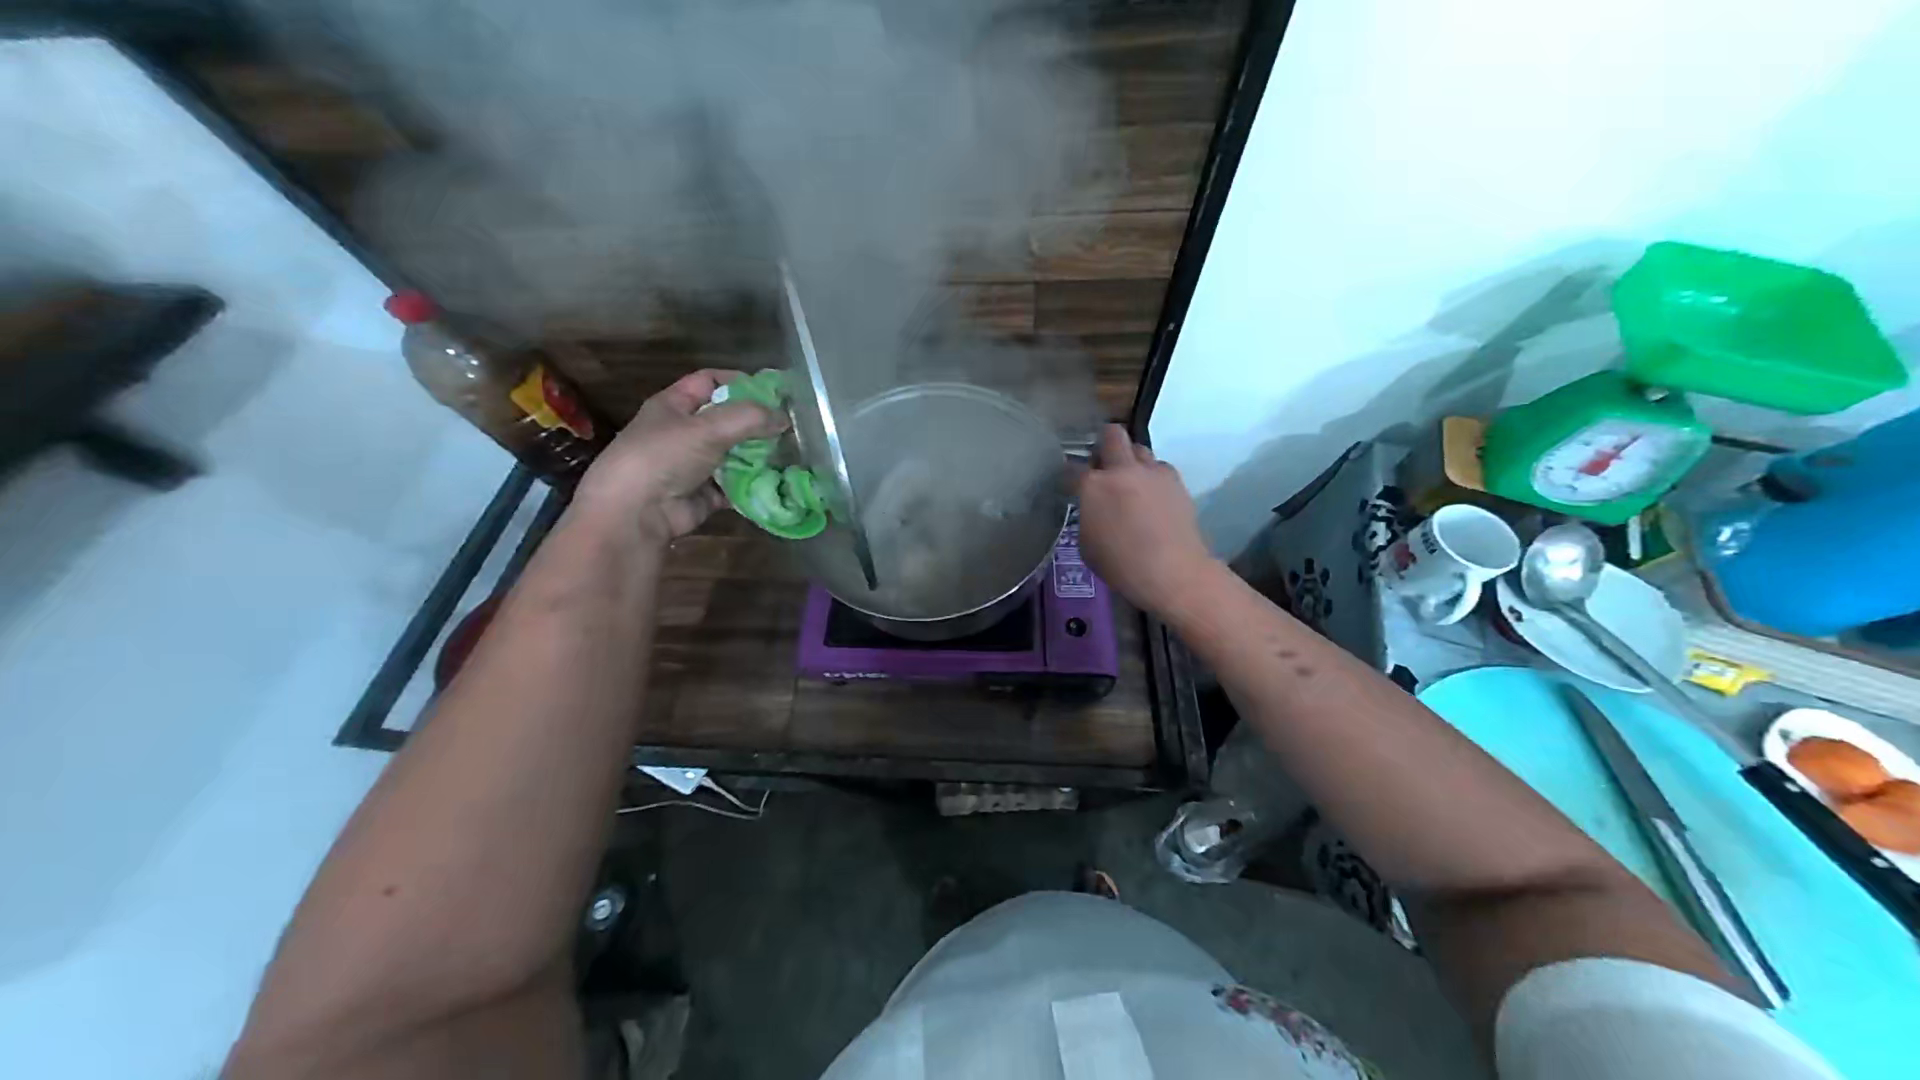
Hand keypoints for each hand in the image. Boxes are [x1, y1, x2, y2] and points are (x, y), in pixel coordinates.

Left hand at [573, 369, 786, 542]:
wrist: (636, 514)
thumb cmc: (664, 457)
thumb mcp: (707, 428)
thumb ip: (749, 418)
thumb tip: (784, 418)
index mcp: (674, 406)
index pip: (709, 381)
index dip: (739, 381)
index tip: (772, 391)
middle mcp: (683, 433)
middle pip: (727, 420)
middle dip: (756, 423)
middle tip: (789, 428)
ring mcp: (693, 465)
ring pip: (734, 454)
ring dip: (758, 456)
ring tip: (789, 456)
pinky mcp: (703, 494)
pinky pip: (734, 485)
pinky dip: (752, 485)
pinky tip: (776, 483)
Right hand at [1072, 424, 1218, 615]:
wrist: (1173, 572)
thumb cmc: (1122, 565)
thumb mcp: (1087, 544)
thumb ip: (1087, 516)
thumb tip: (1092, 508)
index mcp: (1093, 486)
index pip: (1071, 469)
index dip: (1069, 476)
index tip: (1070, 485)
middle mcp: (1121, 470)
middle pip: (1111, 435)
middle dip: (1103, 444)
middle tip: (1102, 465)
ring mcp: (1151, 472)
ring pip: (1138, 448)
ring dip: (1130, 459)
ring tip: (1130, 480)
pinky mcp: (1175, 481)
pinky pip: (1159, 467)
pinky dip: (1152, 476)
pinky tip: (1152, 495)